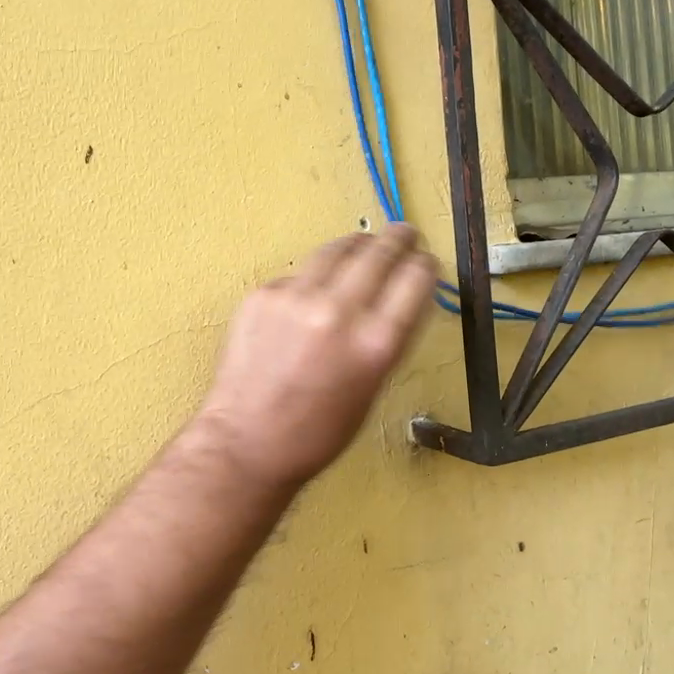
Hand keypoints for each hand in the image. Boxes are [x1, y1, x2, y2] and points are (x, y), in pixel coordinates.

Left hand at [189, 224, 437, 488]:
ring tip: (364, 245)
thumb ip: (387, 337)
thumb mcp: (372, 387)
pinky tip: (312, 294)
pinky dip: (312, 278)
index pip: (416, 278)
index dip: (425, 266)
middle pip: (380, 252)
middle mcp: (339, 311)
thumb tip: (399, 297)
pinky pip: (298, 274)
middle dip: (398, 239)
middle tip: (403, 233)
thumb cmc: (318, 431)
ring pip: (337, 249)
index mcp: (377, 343)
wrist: (247, 441)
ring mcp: (296, 298)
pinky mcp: (263, 294)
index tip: (425, 263)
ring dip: (357, 245)